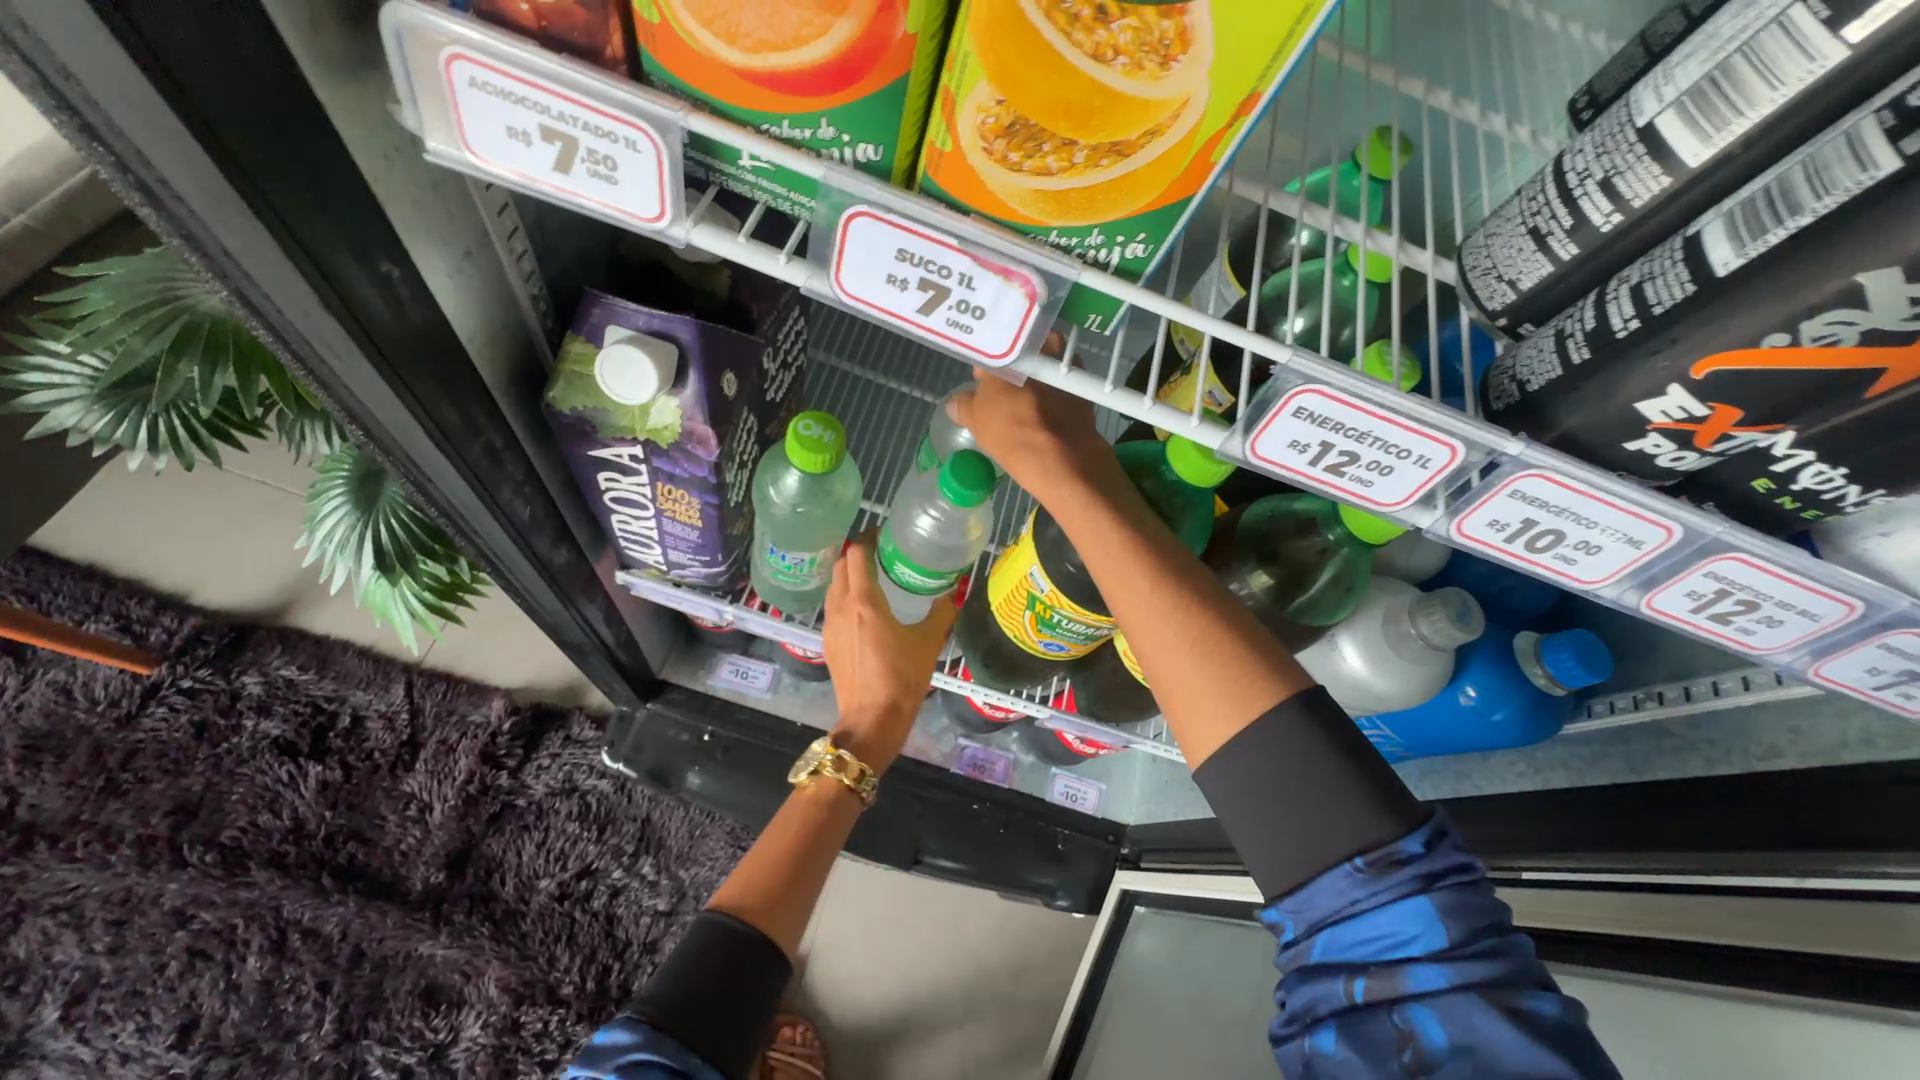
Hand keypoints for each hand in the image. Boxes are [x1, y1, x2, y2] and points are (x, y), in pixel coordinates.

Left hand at [822, 529, 957, 773]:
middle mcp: (841, 607)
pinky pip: (833, 607)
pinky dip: (844, 597)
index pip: (857, 554)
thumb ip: (941, 613)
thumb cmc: (902, 678)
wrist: (872, 720)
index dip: (868, 539)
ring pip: (833, 586)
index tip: (883, 535)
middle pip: (840, 566)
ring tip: (872, 576)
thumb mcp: (928, 643)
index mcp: (864, 601)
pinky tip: (863, 608)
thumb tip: (954, 592)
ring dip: (847, 575)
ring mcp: (830, 625)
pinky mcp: (828, 642)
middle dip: (856, 553)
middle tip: (880, 552)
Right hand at [950, 368, 1113, 504]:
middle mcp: (1040, 352)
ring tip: (1026, 405)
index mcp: (1010, 352)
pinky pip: (1064, 388)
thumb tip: (956, 402)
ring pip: (1047, 368)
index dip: (986, 367)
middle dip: (1014, 369)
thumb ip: (964, 406)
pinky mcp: (1083, 392)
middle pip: (1024, 355)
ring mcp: (1066, 371)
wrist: (1060, 457)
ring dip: (1038, 380)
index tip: (981, 381)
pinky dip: (1055, 397)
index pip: (994, 351)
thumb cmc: (1010, 431)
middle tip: (1005, 392)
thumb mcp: (976, 420)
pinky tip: (1046, 416)